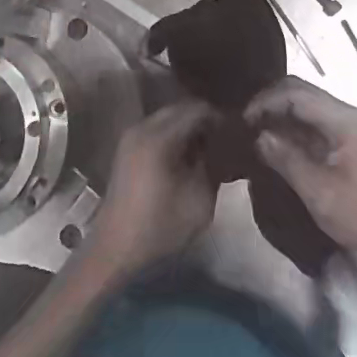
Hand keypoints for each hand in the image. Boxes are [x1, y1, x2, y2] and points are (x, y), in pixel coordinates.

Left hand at [84, 101, 218, 278]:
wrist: (115, 248)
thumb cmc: (160, 227)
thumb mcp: (200, 199)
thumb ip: (214, 164)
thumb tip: (225, 145)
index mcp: (159, 138)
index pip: (197, 109)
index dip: (221, 117)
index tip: (240, 131)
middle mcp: (142, 128)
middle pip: (181, 108)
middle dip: (205, 119)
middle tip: (227, 138)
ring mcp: (130, 137)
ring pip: (168, 117)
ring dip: (190, 126)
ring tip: (212, 147)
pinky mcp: (127, 149)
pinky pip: (157, 129)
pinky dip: (175, 135)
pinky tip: (190, 156)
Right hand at [244, 77, 356, 265]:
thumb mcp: (318, 190)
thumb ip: (286, 158)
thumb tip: (259, 136)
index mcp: (345, 121)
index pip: (297, 94)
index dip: (266, 102)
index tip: (243, 121)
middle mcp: (348, 116)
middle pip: (302, 94)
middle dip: (271, 103)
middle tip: (245, 123)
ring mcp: (348, 129)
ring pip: (306, 108)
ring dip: (279, 115)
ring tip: (253, 131)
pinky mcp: (345, 143)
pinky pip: (312, 125)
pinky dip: (291, 129)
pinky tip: (273, 142)